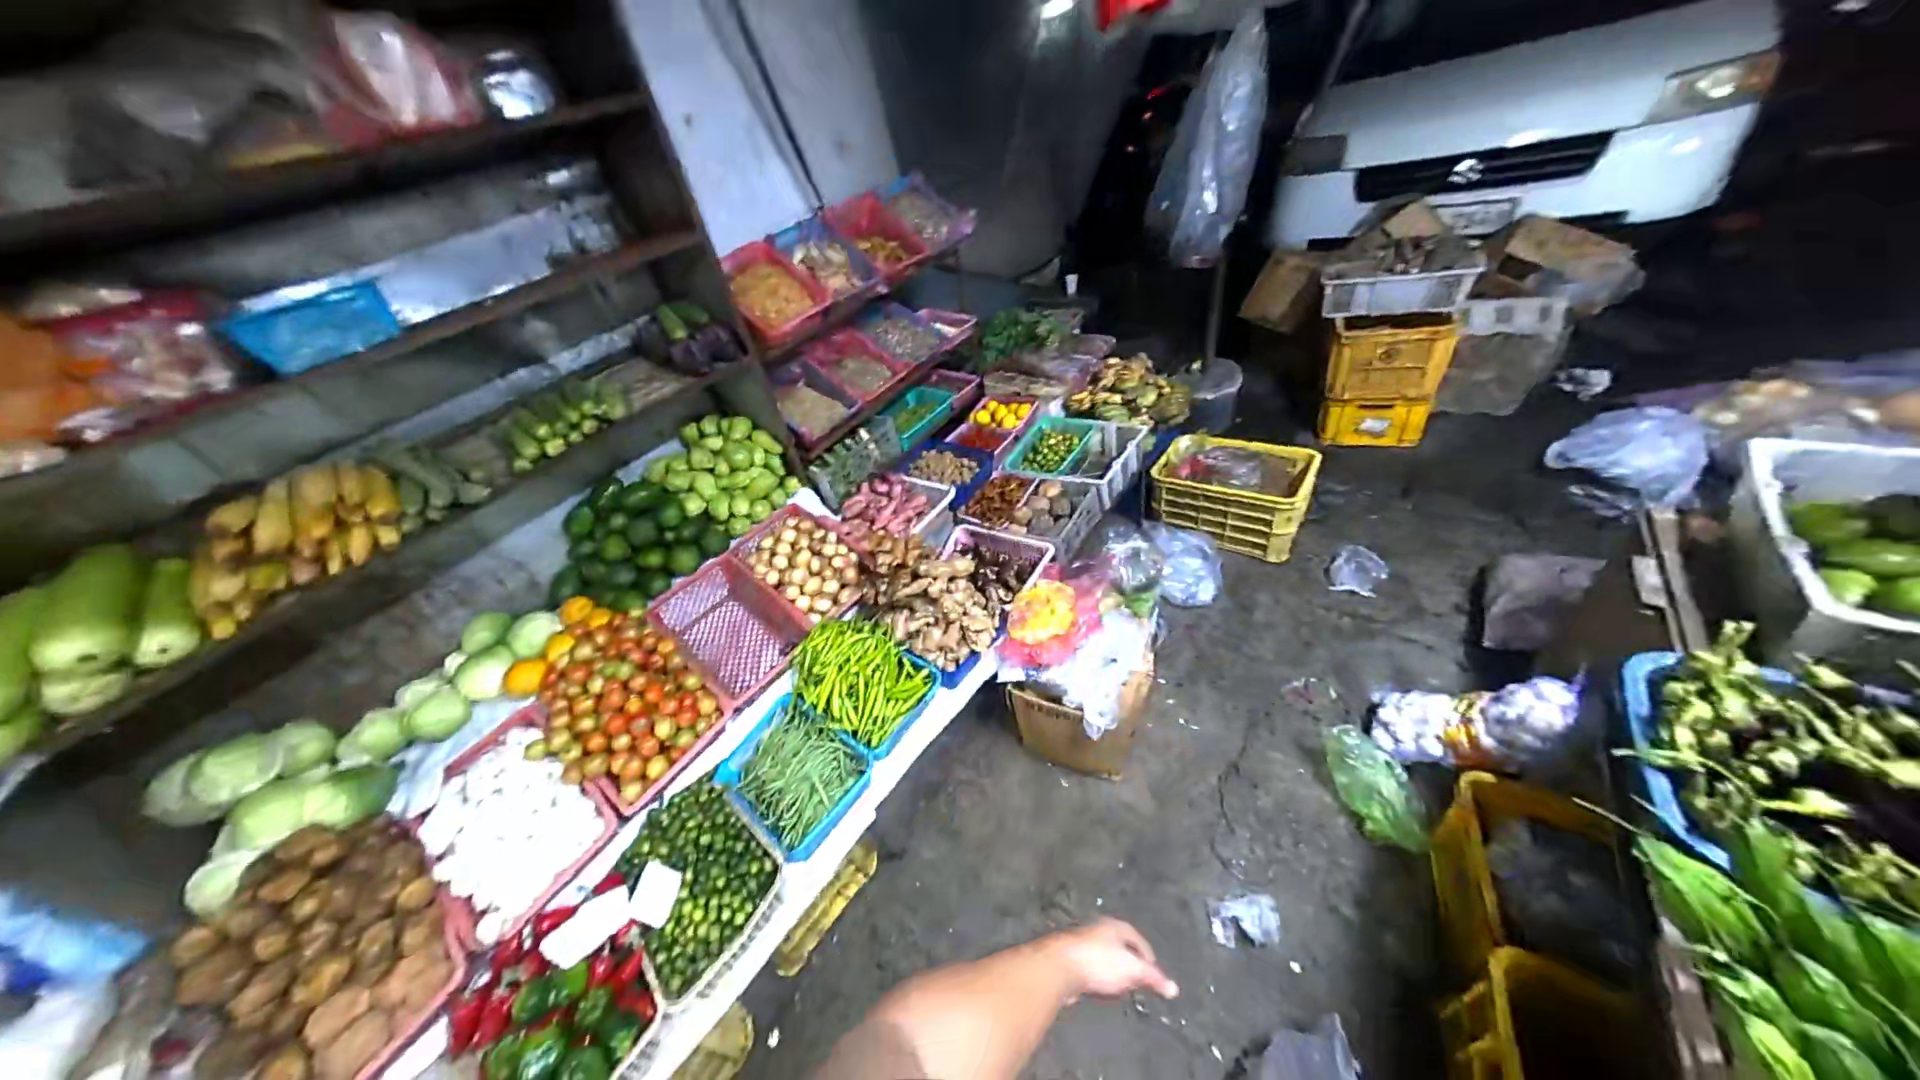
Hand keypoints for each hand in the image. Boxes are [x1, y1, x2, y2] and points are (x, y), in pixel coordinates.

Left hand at [1045, 918, 1178, 1001]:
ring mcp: (1081, 941)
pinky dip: (1097, 976)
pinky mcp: (1069, 957)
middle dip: (1130, 963)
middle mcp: (1098, 928)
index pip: (1138, 939)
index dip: (1148, 958)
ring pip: (1103, 956)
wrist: (1058, 966)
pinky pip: (1089, 967)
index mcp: (1114, 925)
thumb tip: (1174, 988)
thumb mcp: (1133, 970)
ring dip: (1112, 970)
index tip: (1154, 976)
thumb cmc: (1099, 962)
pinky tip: (1098, 988)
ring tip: (1120, 987)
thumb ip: (1153, 978)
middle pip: (1120, 946)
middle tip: (1138, 982)